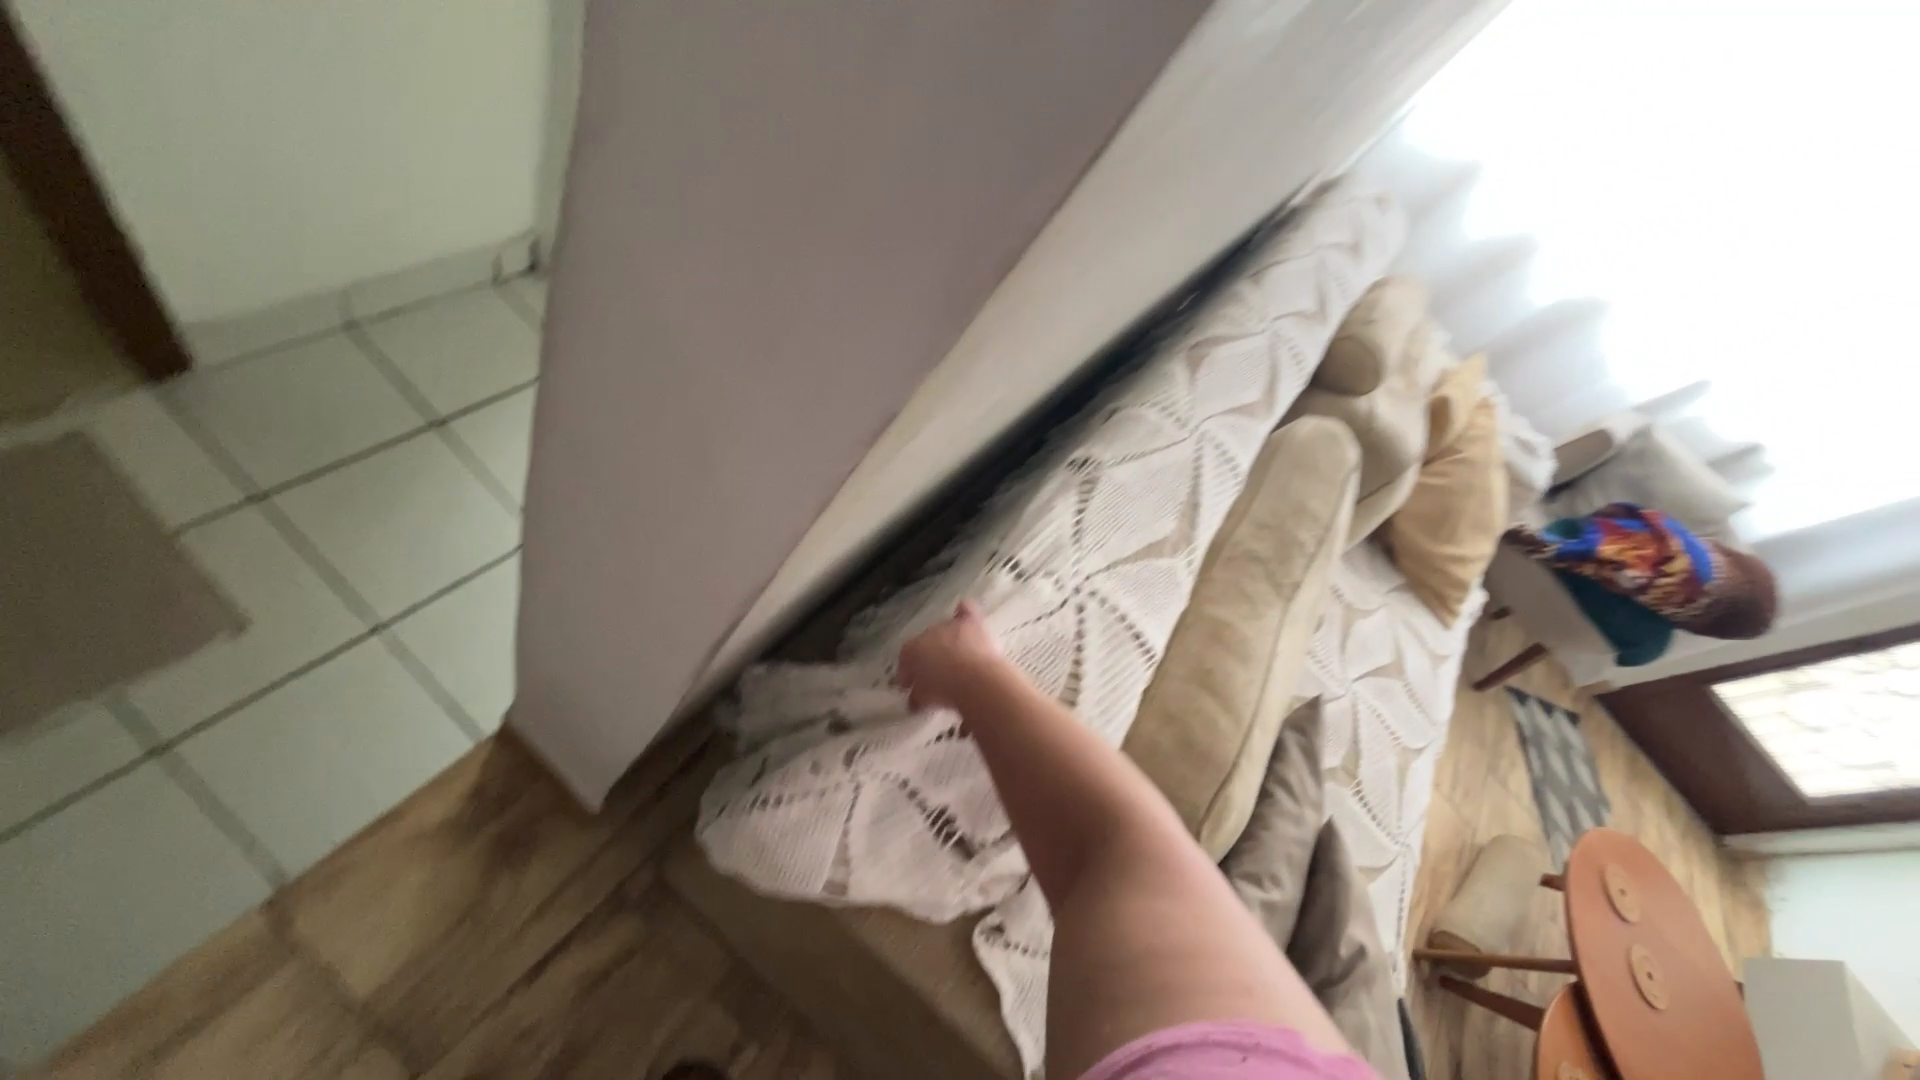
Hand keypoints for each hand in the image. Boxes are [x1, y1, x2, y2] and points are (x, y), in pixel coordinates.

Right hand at [896, 600, 1004, 711]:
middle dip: (929, 657)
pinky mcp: (972, 624)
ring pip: (945, 629)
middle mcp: (928, 634)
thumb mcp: (924, 699)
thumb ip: (917, 697)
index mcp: (911, 650)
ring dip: (946, 641)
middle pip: (925, 644)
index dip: (908, 673)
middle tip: (936, 676)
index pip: (905, 658)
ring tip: (953, 656)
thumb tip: (915, 700)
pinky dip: (964, 612)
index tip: (911, 686)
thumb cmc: (944, 691)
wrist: (974, 681)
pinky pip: (966, 610)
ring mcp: (950, 627)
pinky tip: (963, 610)